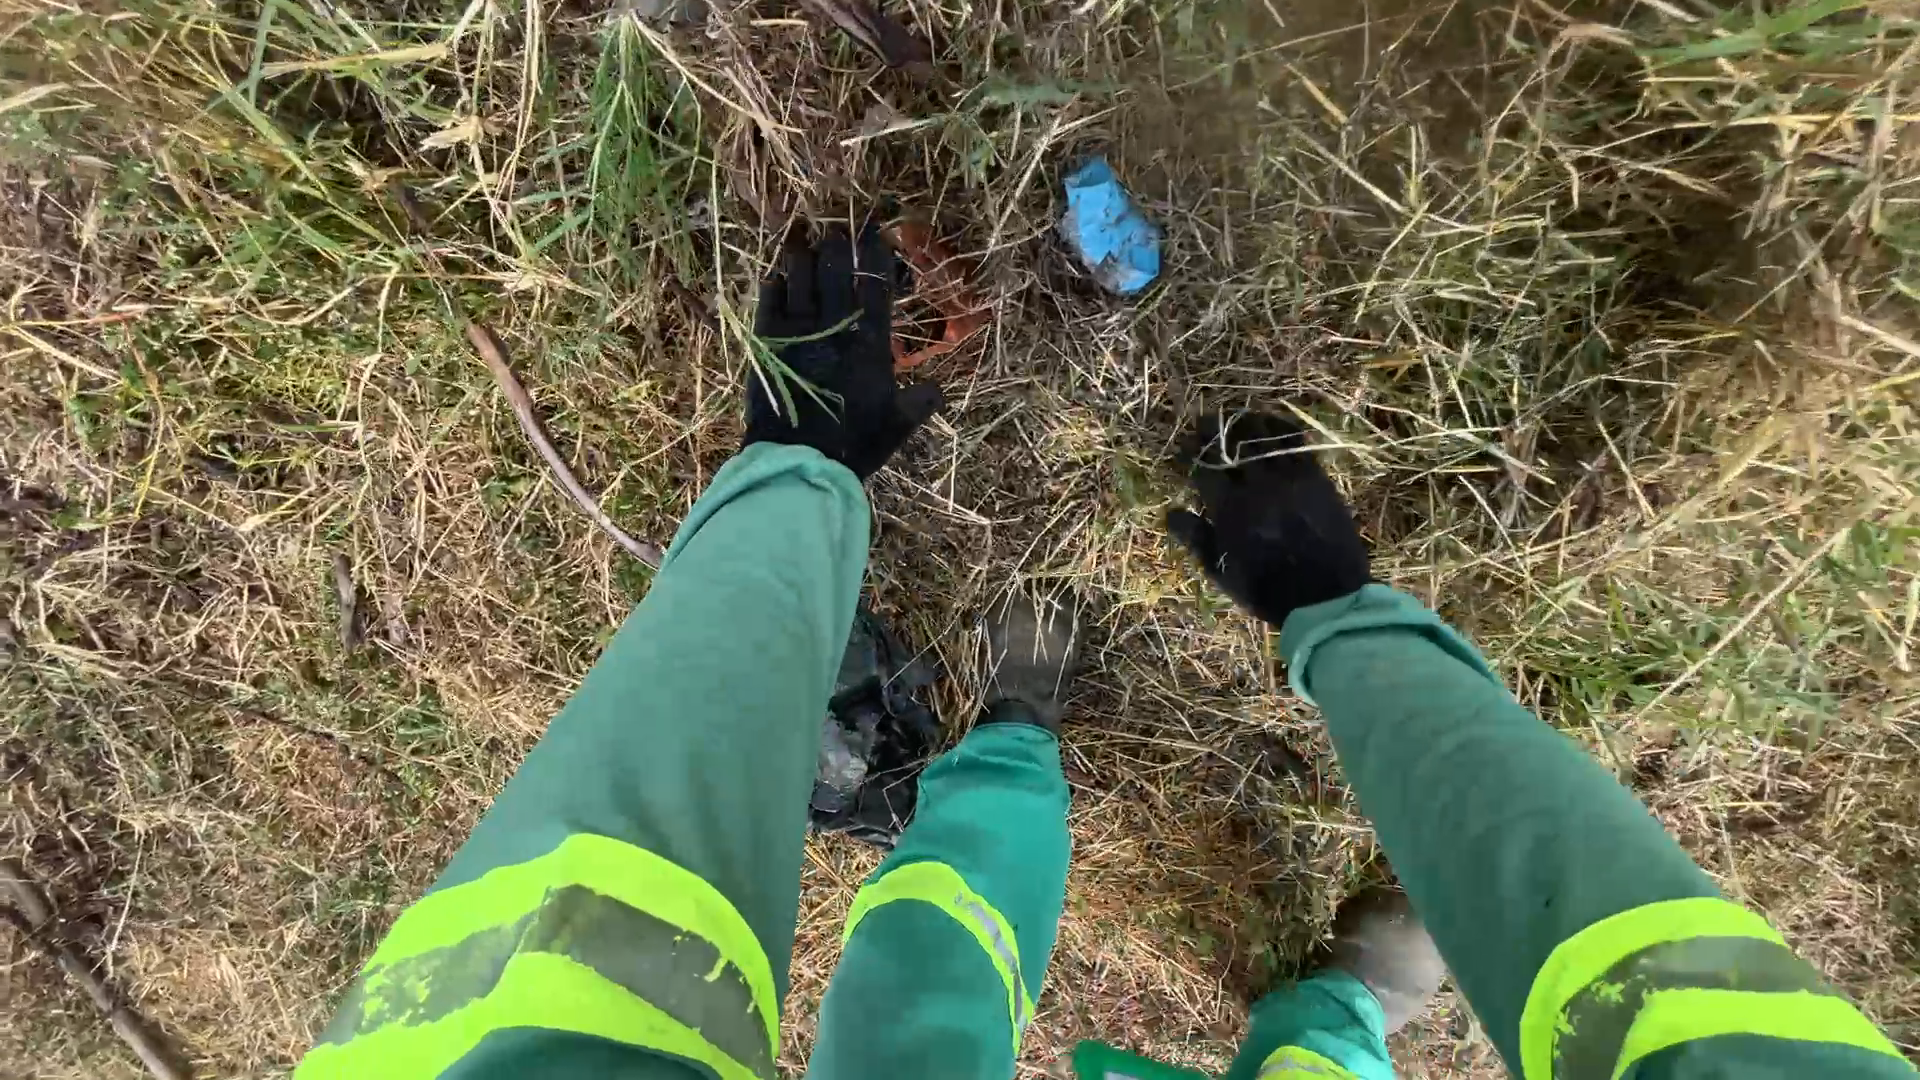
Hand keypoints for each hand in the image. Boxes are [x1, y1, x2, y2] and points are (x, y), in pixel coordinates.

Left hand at [744, 224, 943, 478]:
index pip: (875, 283)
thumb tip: (937, 390)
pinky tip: (778, 273)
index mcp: (869, 342)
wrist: (800, 459)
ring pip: (799, 274)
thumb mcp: (898, 426)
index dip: (876, 253)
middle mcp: (833, 325)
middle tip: (838, 232)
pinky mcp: (766, 341)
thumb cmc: (854, 443)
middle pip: (834, 268)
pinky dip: (775, 281)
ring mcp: (797, 330)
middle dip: (838, 244)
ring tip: (805, 240)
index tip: (876, 231)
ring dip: (803, 254)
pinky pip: (769, 298)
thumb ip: (920, 402)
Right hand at [1166, 410, 1369, 625]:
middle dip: (1214, 431)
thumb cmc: (1265, 589)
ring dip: (1247, 423)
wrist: (1325, 599)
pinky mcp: (1317, 478)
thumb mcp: (1220, 571)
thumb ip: (1195, 538)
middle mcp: (1258, 486)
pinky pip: (1297, 443)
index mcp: (1230, 509)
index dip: (1192, 453)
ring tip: (1237, 419)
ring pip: (1265, 437)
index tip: (1185, 448)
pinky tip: (1272, 427)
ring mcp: (1291, 479)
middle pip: (1232, 444)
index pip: (1204, 467)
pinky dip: (1281, 430)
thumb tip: (1170, 512)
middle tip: (1205, 423)